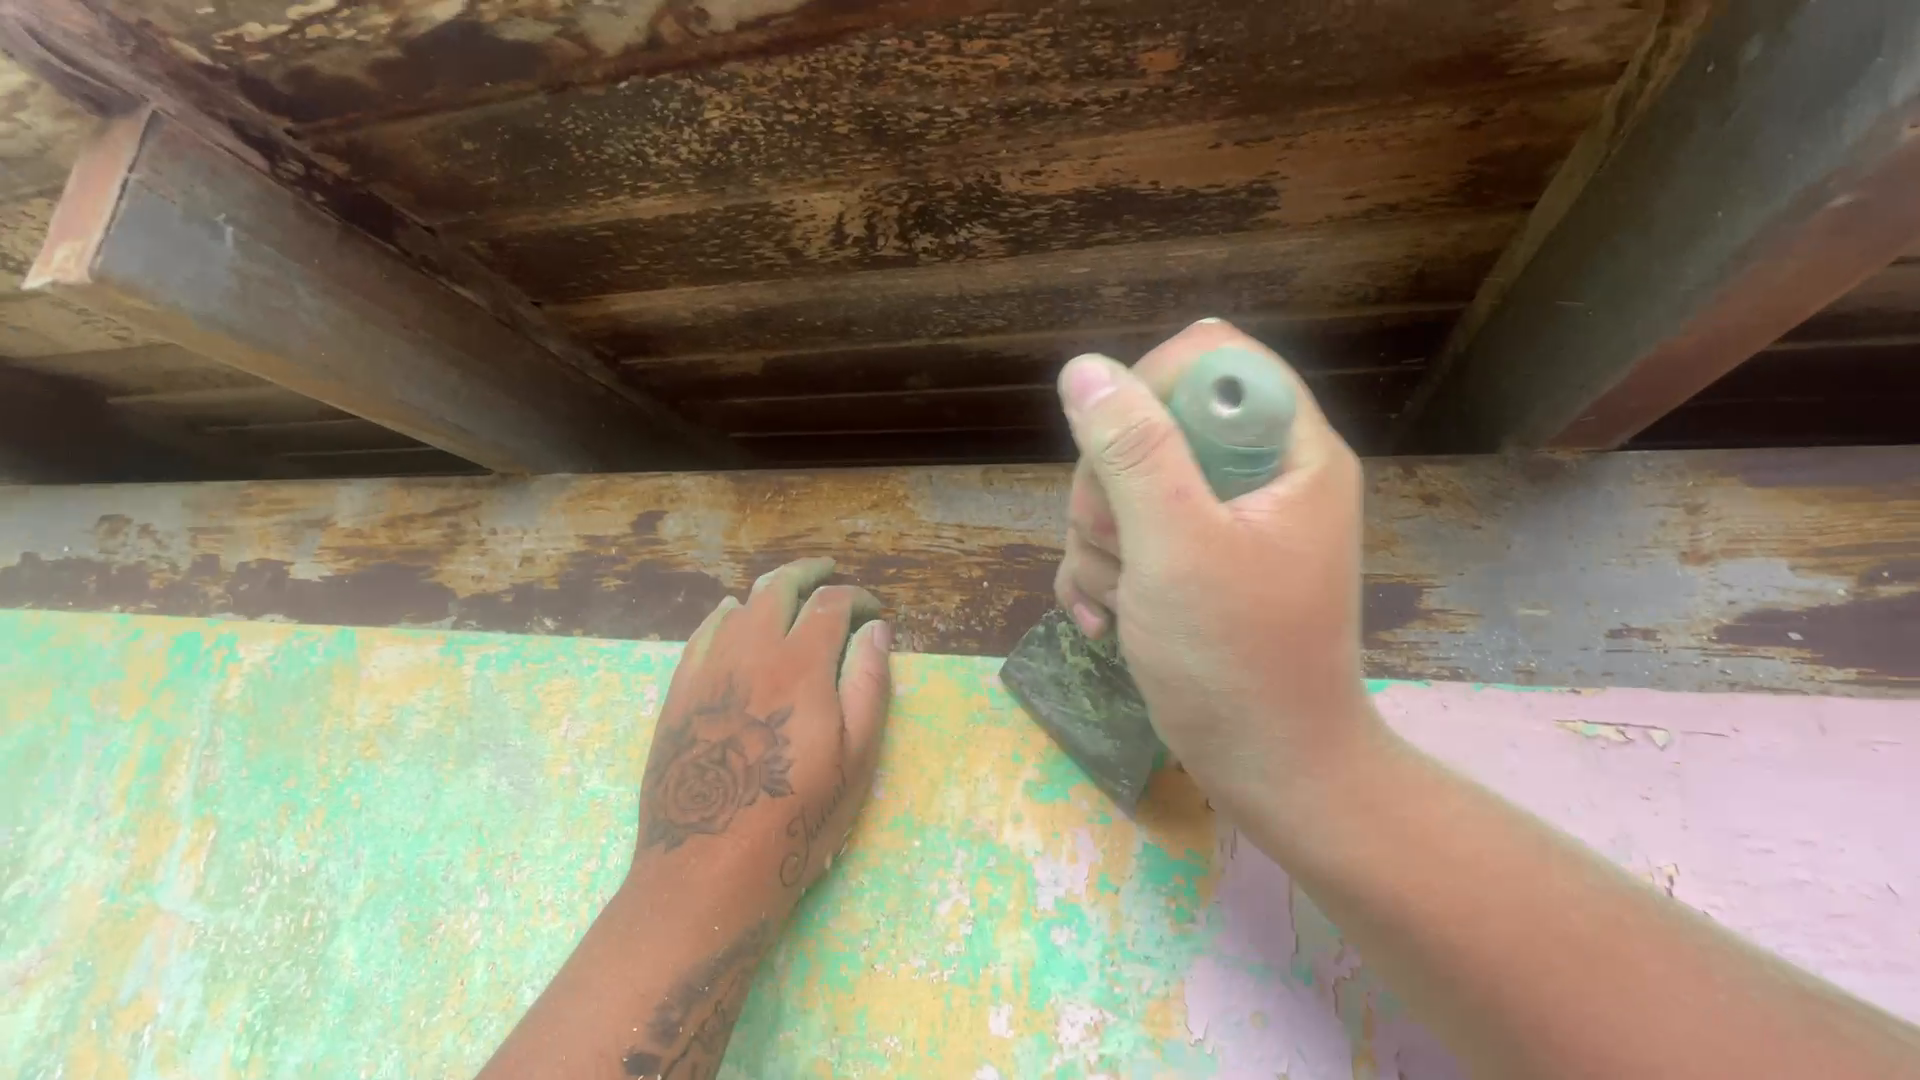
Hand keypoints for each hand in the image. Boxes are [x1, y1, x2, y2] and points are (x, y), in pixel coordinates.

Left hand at [629, 557, 891, 931]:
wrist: (706, 866)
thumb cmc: (796, 818)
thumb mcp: (856, 759)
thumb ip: (868, 685)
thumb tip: (877, 630)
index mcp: (801, 665)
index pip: (832, 604)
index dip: (857, 598)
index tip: (872, 611)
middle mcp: (752, 651)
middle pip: (779, 586)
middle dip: (810, 572)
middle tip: (829, 573)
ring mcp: (709, 668)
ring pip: (739, 605)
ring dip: (770, 590)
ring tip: (789, 594)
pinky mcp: (680, 691)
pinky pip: (703, 632)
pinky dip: (726, 614)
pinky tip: (733, 617)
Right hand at [1051, 319, 1381, 817]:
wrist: (1270, 770)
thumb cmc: (1237, 661)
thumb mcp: (1177, 547)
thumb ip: (1133, 451)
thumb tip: (1084, 368)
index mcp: (1286, 452)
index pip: (1210, 359)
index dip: (1150, 390)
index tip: (1118, 456)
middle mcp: (1255, 478)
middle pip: (1151, 426)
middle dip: (1111, 491)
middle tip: (1125, 550)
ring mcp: (1219, 525)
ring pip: (1122, 488)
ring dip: (1099, 544)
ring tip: (1125, 603)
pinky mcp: (1188, 566)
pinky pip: (1121, 539)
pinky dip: (1101, 575)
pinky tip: (1106, 620)